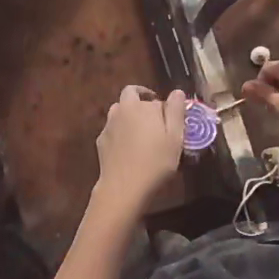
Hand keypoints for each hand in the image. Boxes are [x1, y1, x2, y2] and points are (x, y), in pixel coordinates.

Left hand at [94, 86, 186, 207]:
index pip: (154, 98)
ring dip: (129, 114)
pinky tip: (128, 147)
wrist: (124, 186)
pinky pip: (112, 128)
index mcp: (141, 106)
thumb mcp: (175, 137)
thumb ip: (176, 111)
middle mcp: (121, 110)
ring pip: (119, 110)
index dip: (163, 106)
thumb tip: (177, 92)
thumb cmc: (155, 162)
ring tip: (141, 132)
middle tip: (153, 118)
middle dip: (141, 101)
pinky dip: (120, 131)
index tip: (169, 119)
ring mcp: (108, 125)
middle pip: (130, 95)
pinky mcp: (101, 140)